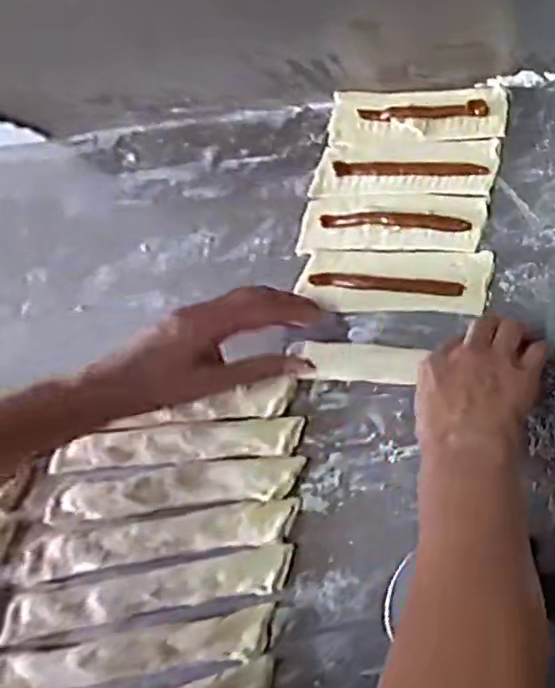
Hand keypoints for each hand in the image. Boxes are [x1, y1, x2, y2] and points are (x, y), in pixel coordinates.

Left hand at [78, 286, 324, 419]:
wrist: (96, 392)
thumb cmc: (154, 389)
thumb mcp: (212, 383)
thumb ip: (261, 370)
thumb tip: (306, 364)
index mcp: (208, 324)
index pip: (263, 308)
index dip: (297, 311)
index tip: (324, 318)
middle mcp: (200, 312)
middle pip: (254, 295)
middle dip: (290, 301)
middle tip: (319, 313)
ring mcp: (190, 314)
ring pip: (242, 297)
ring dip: (275, 302)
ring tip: (300, 315)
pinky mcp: (185, 321)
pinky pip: (231, 305)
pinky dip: (258, 308)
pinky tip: (268, 321)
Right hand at [416, 313, 548, 462]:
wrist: (468, 444)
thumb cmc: (441, 434)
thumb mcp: (426, 400)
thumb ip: (441, 380)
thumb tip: (454, 378)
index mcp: (437, 362)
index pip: (457, 339)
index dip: (470, 342)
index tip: (477, 350)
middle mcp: (469, 352)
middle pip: (484, 323)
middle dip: (494, 326)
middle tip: (503, 335)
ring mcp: (499, 359)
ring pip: (512, 327)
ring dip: (518, 332)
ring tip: (523, 340)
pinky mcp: (525, 370)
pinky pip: (539, 348)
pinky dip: (540, 350)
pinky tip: (538, 357)